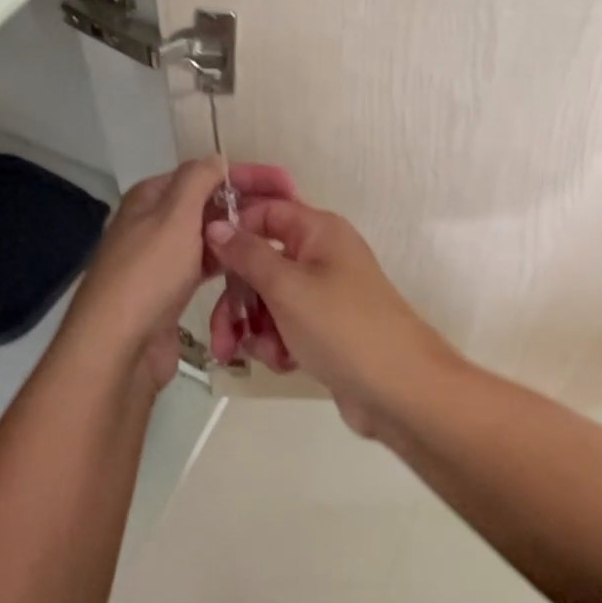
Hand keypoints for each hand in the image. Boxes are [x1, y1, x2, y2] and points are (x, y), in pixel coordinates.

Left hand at [64, 158, 295, 390]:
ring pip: (209, 237)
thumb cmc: (148, 274)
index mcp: (150, 198)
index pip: (203, 174)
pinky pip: (206, 267)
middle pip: (207, 205)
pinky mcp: (171, 290)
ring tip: (278, 238)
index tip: (286, 184)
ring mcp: (162, 259)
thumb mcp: (174, 216)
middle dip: (246, 205)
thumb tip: (217, 158)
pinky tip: (253, 267)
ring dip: (239, 235)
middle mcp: (153, 223)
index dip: (245, 176)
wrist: (117, 347)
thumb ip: (197, 181)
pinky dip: (228, 263)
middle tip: (290, 212)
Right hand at [204, 201, 455, 434]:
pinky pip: (284, 327)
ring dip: (254, 328)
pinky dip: (276, 344)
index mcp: (318, 231)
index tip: (201, 259)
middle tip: (221, 336)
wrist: (399, 391)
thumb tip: (215, 225)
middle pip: (260, 263)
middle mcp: (320, 256)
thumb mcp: (286, 287)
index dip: (232, 230)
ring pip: (267, 300)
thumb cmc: (342, 327)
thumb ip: (247, 255)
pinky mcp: (323, 330)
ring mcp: (323, 295)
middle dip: (237, 300)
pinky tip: (281, 363)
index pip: (263, 211)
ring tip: (260, 355)